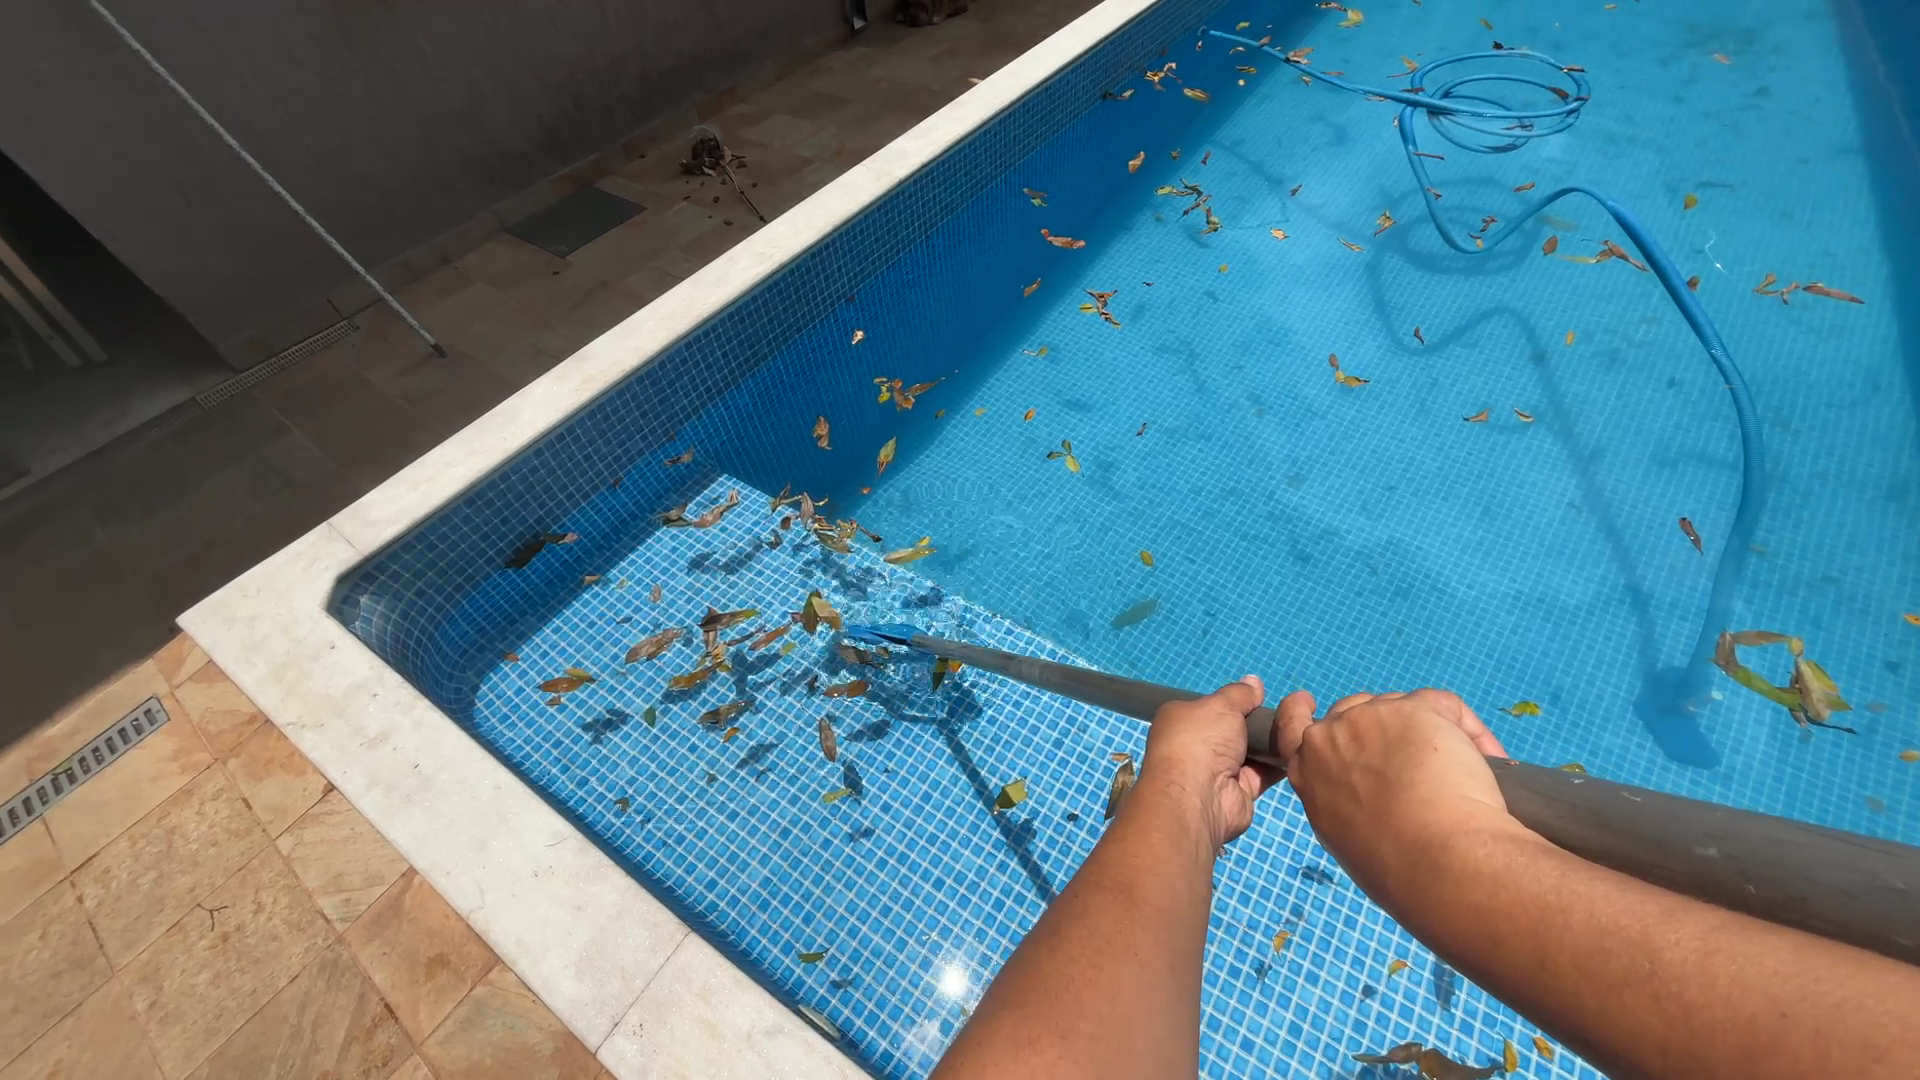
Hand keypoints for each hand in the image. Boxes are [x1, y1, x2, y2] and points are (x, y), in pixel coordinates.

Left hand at [1136, 676, 1300, 849]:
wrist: (1200, 796)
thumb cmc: (1201, 740)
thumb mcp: (1221, 706)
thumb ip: (1240, 694)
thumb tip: (1253, 681)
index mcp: (1180, 719)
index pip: (1208, 707)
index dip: (1231, 703)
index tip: (1257, 698)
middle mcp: (1195, 745)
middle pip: (1231, 730)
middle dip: (1254, 724)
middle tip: (1285, 713)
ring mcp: (1216, 770)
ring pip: (1249, 752)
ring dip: (1269, 744)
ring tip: (1297, 728)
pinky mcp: (1238, 791)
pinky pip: (1262, 773)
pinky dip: (1277, 765)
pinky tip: (1298, 751)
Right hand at [1274, 689, 1528, 907]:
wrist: (1439, 861)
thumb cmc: (1394, 870)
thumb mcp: (1344, 837)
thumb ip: (1342, 803)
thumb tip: (1373, 798)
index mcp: (1307, 772)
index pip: (1292, 725)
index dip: (1299, 711)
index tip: (1306, 702)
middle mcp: (1330, 737)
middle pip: (1352, 710)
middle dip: (1379, 725)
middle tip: (1413, 757)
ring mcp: (1369, 718)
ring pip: (1399, 706)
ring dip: (1425, 729)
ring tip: (1460, 772)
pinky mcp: (1414, 710)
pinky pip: (1444, 706)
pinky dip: (1468, 728)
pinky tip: (1487, 756)